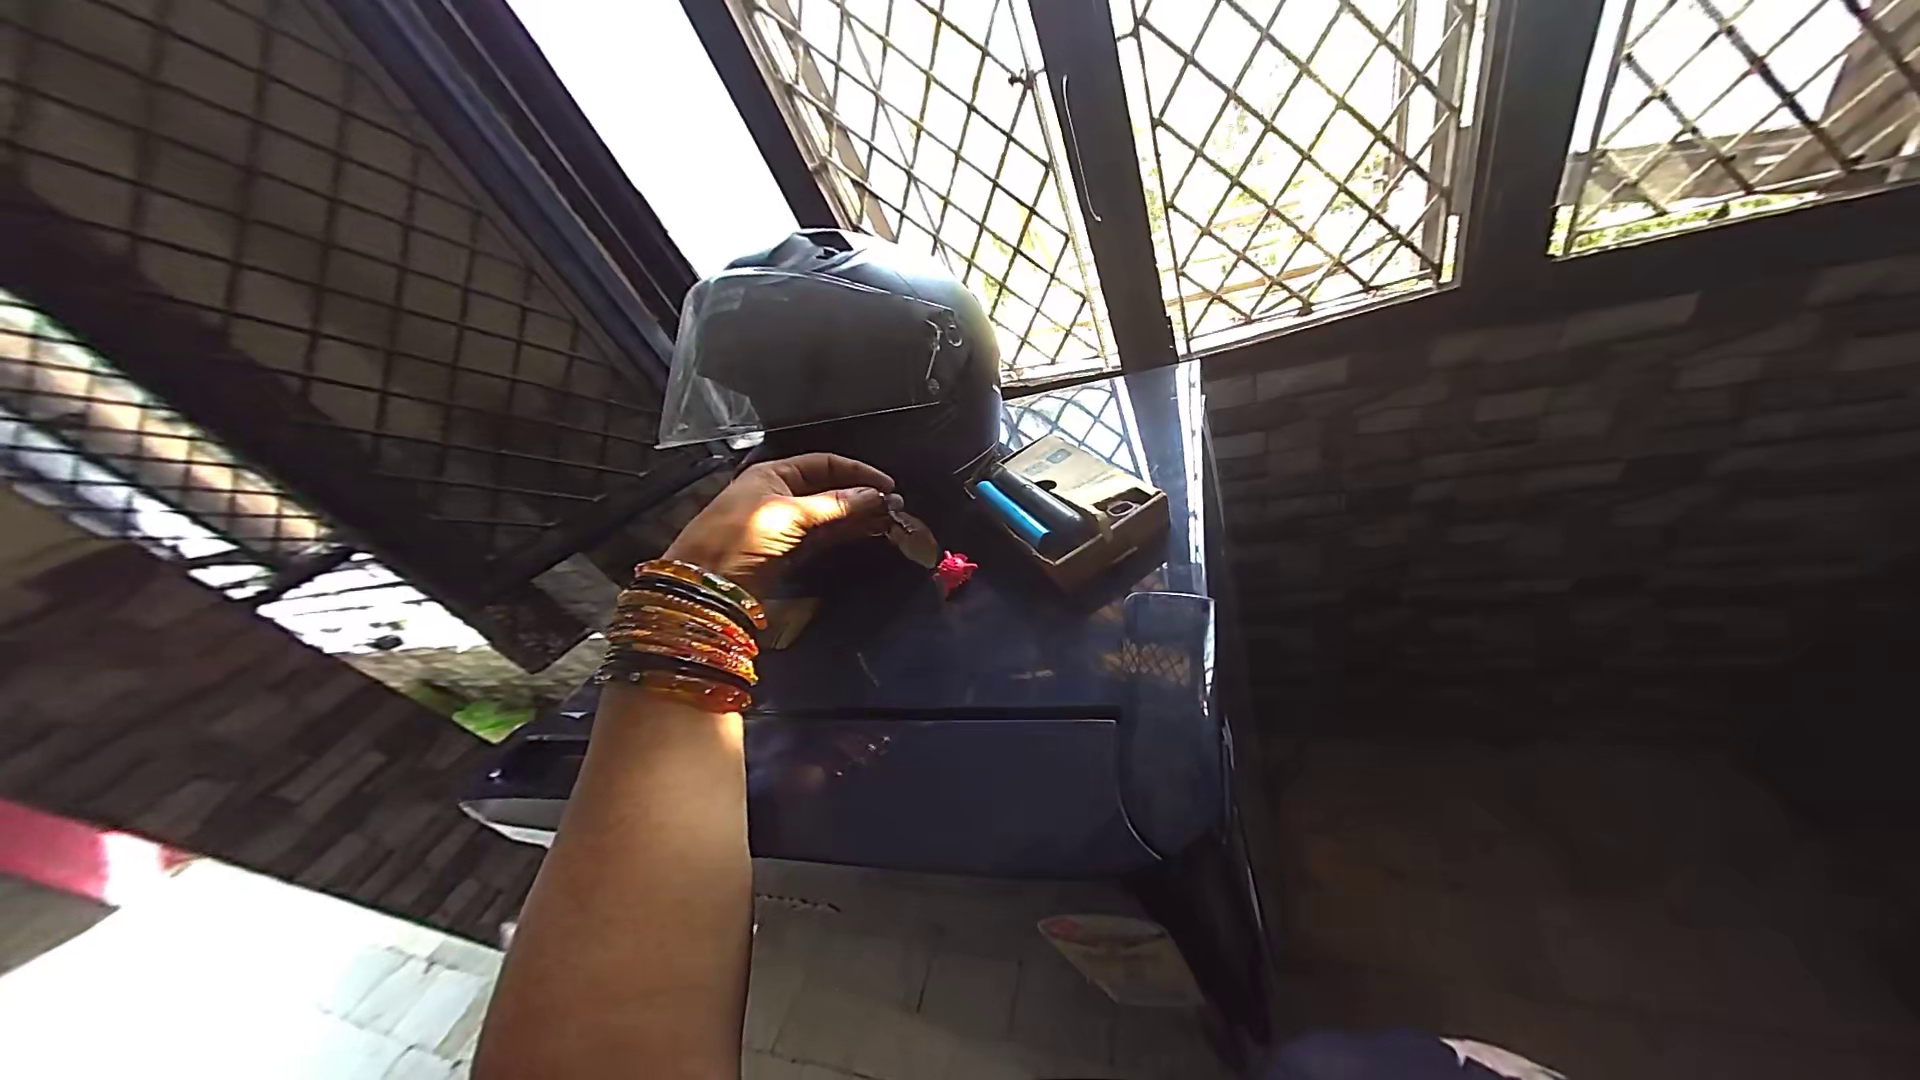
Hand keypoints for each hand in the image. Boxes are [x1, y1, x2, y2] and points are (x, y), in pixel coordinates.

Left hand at [663, 453, 899, 590]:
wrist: (706, 585)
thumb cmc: (735, 538)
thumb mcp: (788, 513)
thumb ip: (835, 504)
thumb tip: (874, 495)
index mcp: (774, 474)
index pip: (825, 463)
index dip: (857, 472)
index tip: (886, 485)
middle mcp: (783, 494)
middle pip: (831, 488)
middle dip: (862, 495)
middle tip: (893, 506)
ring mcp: (788, 524)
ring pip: (833, 513)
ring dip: (860, 515)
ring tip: (889, 519)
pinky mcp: (792, 550)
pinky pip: (827, 535)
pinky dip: (849, 532)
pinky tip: (870, 531)